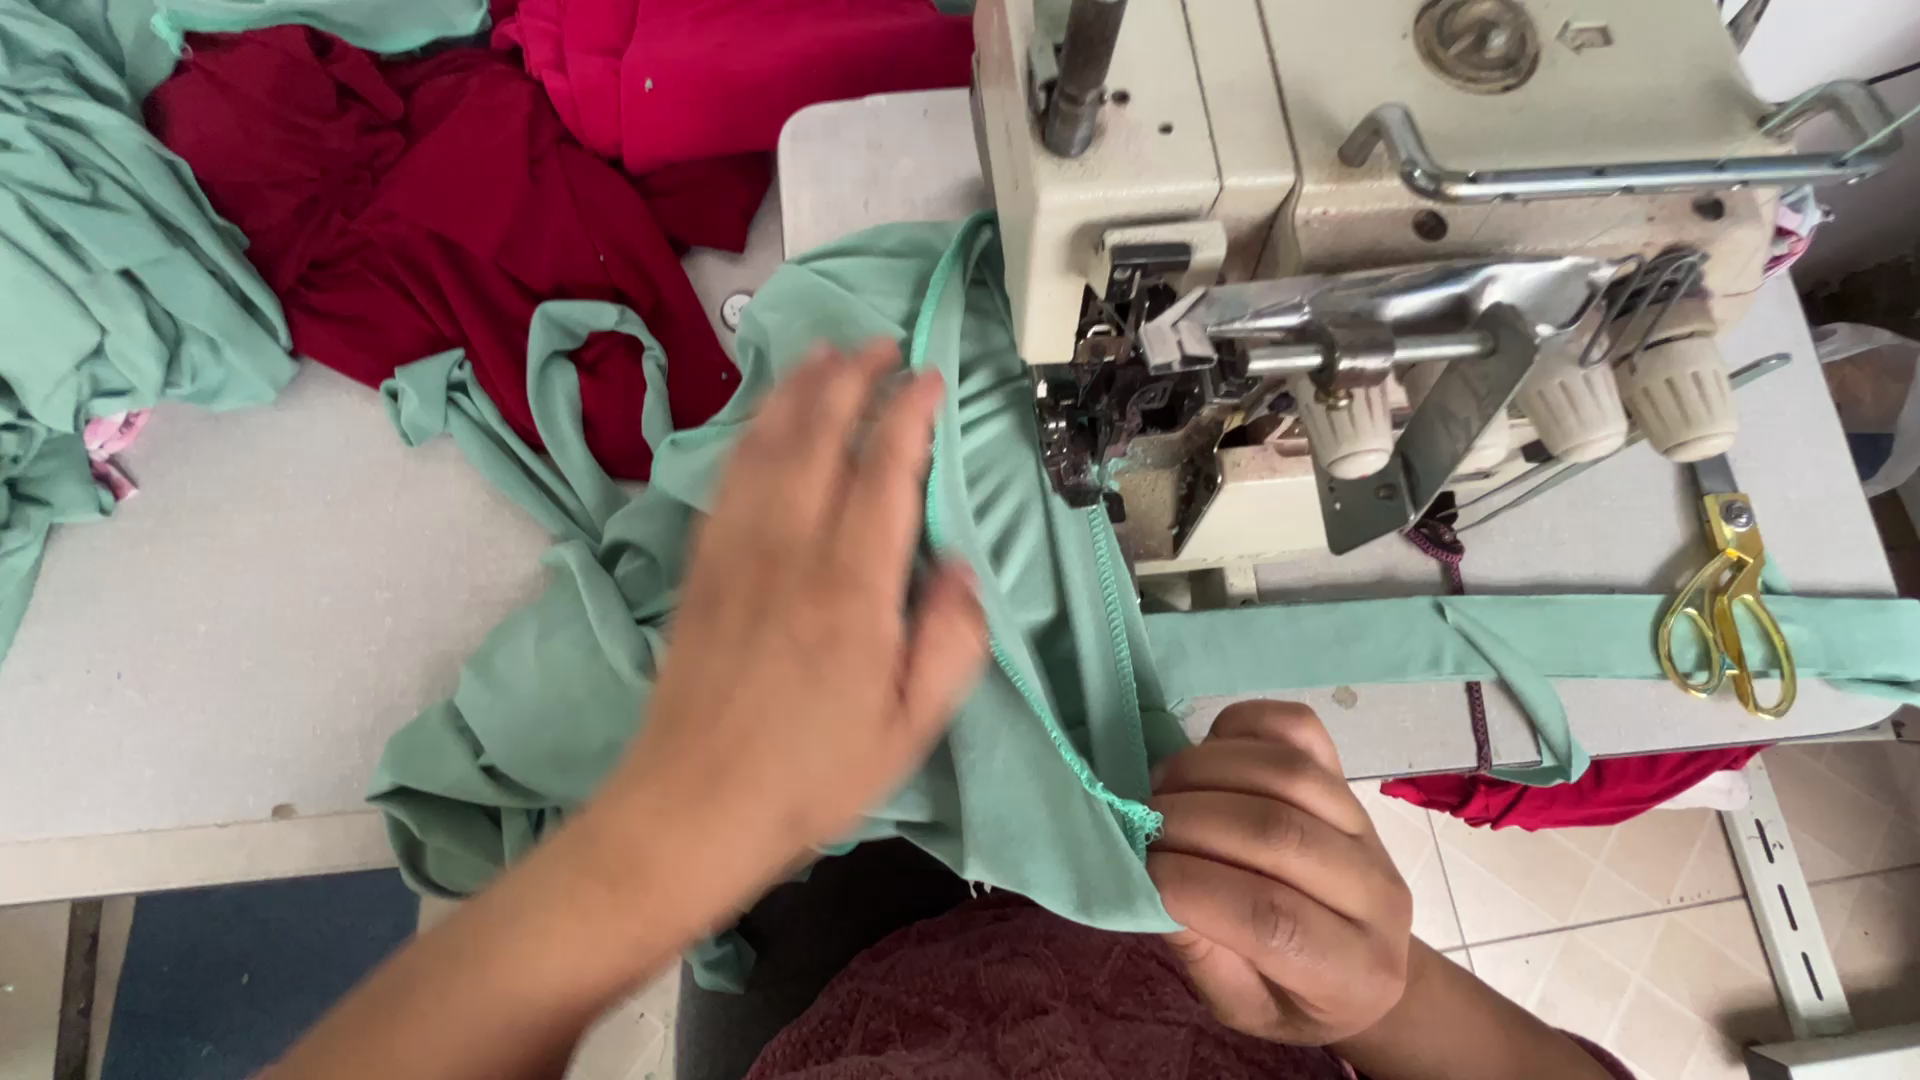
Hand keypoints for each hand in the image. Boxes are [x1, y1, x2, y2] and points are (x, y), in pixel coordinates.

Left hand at [594, 339, 987, 925]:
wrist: (691, 810)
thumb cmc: (813, 775)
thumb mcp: (911, 727)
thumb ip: (951, 640)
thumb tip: (963, 567)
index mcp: (852, 589)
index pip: (885, 471)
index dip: (910, 413)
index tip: (931, 377)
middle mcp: (790, 551)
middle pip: (819, 436)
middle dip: (852, 378)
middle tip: (881, 342)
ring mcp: (735, 552)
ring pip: (766, 444)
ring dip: (799, 389)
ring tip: (825, 352)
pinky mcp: (700, 566)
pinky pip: (728, 477)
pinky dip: (751, 430)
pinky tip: (765, 418)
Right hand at [1149, 701, 1412, 1044]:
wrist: (1361, 959)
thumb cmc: (1290, 990)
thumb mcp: (1239, 1002)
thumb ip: (1198, 951)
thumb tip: (1145, 876)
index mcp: (1353, 970)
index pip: (1273, 919)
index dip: (1190, 884)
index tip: (1140, 868)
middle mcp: (1375, 892)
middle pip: (1277, 834)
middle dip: (1186, 819)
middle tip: (1140, 822)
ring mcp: (1365, 823)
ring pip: (1287, 771)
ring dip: (1204, 769)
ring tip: (1162, 786)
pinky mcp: (1346, 774)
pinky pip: (1299, 727)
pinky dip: (1243, 724)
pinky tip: (1208, 748)